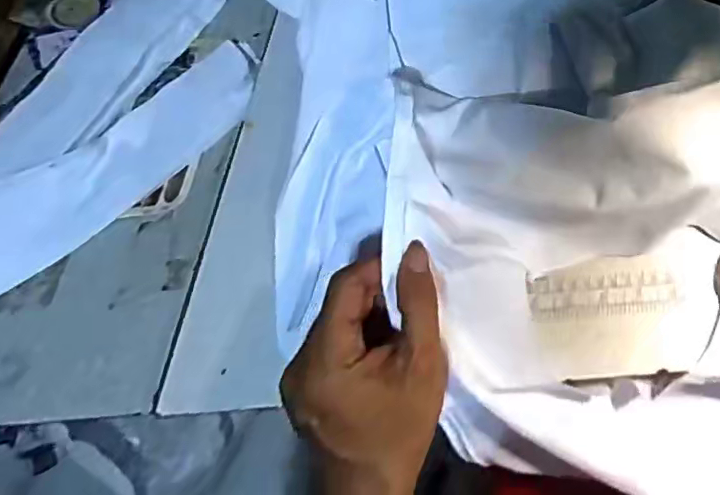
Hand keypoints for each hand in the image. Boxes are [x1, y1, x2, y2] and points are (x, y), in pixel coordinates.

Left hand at [281, 242, 445, 494]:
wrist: (373, 492)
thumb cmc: (401, 428)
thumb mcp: (423, 361)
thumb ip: (418, 301)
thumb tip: (412, 250)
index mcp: (322, 358)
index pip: (345, 285)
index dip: (378, 268)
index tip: (411, 272)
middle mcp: (298, 362)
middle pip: (339, 301)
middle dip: (377, 293)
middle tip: (411, 303)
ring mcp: (296, 376)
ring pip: (336, 318)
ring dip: (369, 313)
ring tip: (400, 328)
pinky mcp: (302, 386)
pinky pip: (331, 339)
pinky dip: (358, 333)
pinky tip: (382, 350)